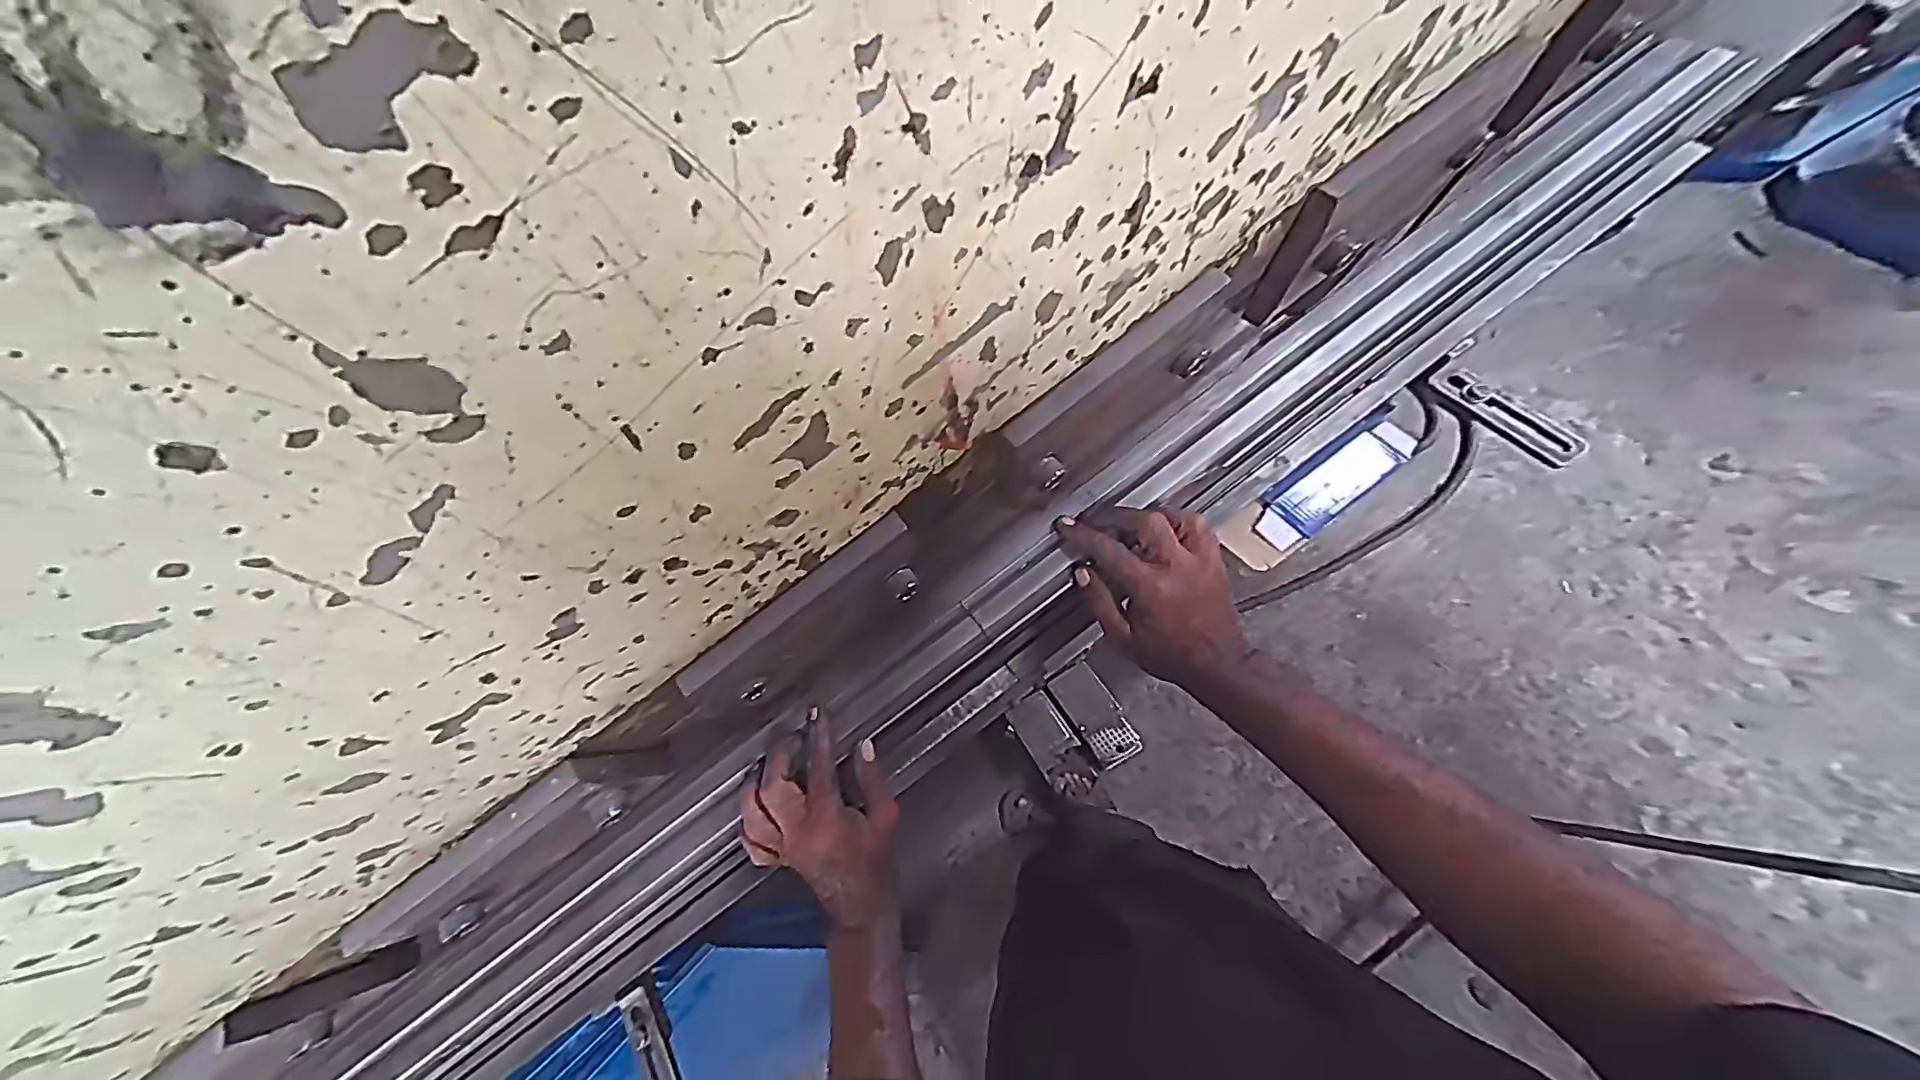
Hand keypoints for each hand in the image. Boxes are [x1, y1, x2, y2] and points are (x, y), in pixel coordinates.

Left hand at [739, 709, 900, 928]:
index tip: (817, 717)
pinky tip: (754, 803)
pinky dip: (747, 819)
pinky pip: (751, 839)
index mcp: (826, 819)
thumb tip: (862, 747)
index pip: (818, 768)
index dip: (818, 737)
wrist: (863, 907)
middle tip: (791, 737)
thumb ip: (871, 780)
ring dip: (753, 783)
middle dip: (779, 755)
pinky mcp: (777, 858)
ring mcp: (783, 847)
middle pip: (772, 786)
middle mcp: (797, 832)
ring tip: (765, 763)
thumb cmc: (877, 862)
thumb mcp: (885, 816)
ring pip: (751, 812)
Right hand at [1055, 507, 1253, 687]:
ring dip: (1147, 515)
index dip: (1083, 534)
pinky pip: (1199, 526)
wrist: (1217, 665)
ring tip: (1132, 523)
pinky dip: (1178, 520)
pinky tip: (1166, 528)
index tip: (1070, 527)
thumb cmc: (1173, 655)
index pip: (1109, 549)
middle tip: (1098, 521)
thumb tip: (1083, 574)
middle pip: (1143, 520)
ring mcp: (1200, 561)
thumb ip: (1099, 601)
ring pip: (1173, 516)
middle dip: (1114, 516)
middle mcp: (1177, 568)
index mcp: (1151, 588)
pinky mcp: (1213, 561)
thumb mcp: (1122, 638)